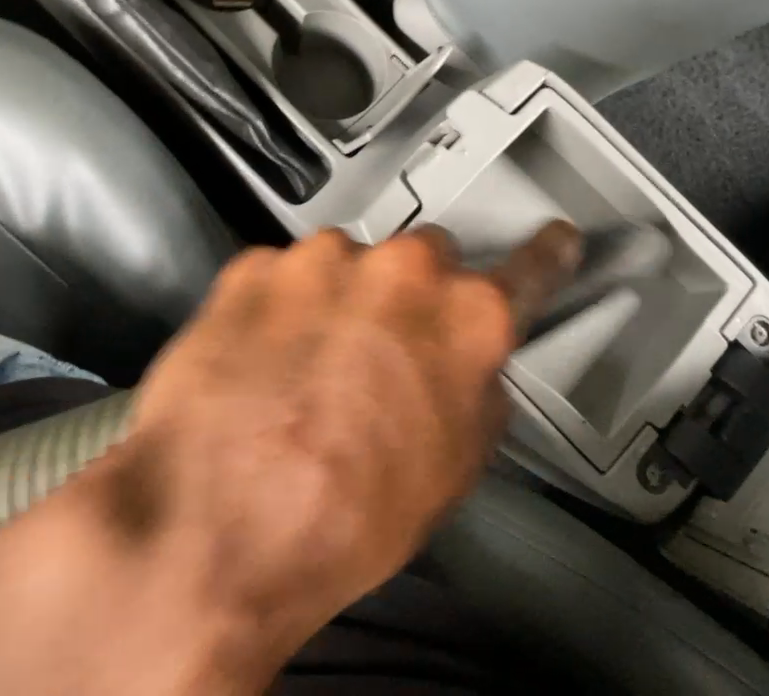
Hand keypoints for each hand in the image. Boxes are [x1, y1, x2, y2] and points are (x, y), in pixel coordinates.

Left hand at [65, 222, 582, 689]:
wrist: (216, 527)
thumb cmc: (339, 518)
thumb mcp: (450, 471)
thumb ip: (475, 393)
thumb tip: (468, 371)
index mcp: (466, 321)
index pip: (529, 270)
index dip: (544, 257)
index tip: (552, 241)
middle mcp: (400, 274)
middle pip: (424, 261)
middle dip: (410, 299)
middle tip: (381, 356)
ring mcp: (321, 263)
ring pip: (347, 266)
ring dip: (337, 304)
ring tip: (308, 375)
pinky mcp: (254, 268)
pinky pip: (282, 276)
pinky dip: (278, 309)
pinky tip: (264, 366)